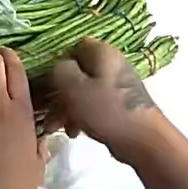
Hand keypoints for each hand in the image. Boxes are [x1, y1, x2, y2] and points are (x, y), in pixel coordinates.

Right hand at [47, 39, 173, 164]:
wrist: (142, 140)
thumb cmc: (107, 110)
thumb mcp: (75, 87)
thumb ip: (60, 70)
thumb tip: (58, 66)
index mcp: (102, 53)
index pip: (73, 48)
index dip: (56, 63)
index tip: (44, 82)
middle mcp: (110, 65)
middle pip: (76, 73)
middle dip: (58, 94)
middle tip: (46, 112)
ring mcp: (115, 86)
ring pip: (81, 92)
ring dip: (65, 109)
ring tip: (55, 127)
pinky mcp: (117, 106)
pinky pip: (92, 106)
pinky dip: (80, 117)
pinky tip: (74, 132)